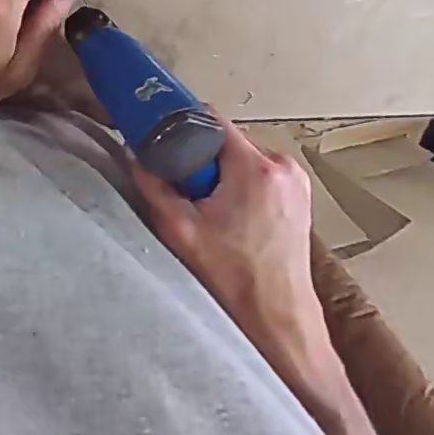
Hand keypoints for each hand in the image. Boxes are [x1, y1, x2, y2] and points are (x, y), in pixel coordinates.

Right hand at [133, 116, 323, 346]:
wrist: (278, 316)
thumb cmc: (236, 278)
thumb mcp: (180, 229)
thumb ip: (154, 186)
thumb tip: (134, 155)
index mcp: (256, 168)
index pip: (213, 118)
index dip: (184, 121)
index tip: (165, 134)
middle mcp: (282, 167)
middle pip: (228, 137)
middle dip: (202, 154)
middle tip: (187, 185)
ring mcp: (295, 180)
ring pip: (244, 153)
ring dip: (222, 168)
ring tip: (209, 203)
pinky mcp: (299, 194)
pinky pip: (260, 170)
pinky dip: (241, 181)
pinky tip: (230, 211)